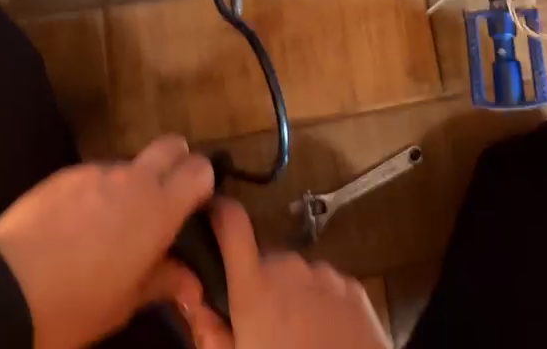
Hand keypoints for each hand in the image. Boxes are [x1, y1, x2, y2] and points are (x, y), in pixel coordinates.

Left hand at [0, 136, 214, 348]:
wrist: (0, 294)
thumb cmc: (74, 306)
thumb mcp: (125, 306)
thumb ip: (163, 281)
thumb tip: (192, 281)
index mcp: (159, 209)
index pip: (200, 169)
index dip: (202, 184)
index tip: (194, 208)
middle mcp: (133, 179)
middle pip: (171, 146)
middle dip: (175, 165)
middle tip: (162, 203)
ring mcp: (95, 172)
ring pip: (128, 165)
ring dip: (130, 186)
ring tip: (108, 227)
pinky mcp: (62, 175)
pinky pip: (92, 177)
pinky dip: (94, 194)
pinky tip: (73, 228)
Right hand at [182, 199, 389, 348]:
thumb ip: (210, 330)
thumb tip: (192, 300)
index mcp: (254, 285)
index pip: (232, 223)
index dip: (220, 212)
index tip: (212, 212)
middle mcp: (290, 267)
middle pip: (266, 261)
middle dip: (261, 283)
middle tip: (262, 322)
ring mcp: (326, 274)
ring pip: (298, 275)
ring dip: (293, 295)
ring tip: (296, 334)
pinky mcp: (354, 288)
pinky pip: (328, 287)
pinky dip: (322, 303)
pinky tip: (325, 334)